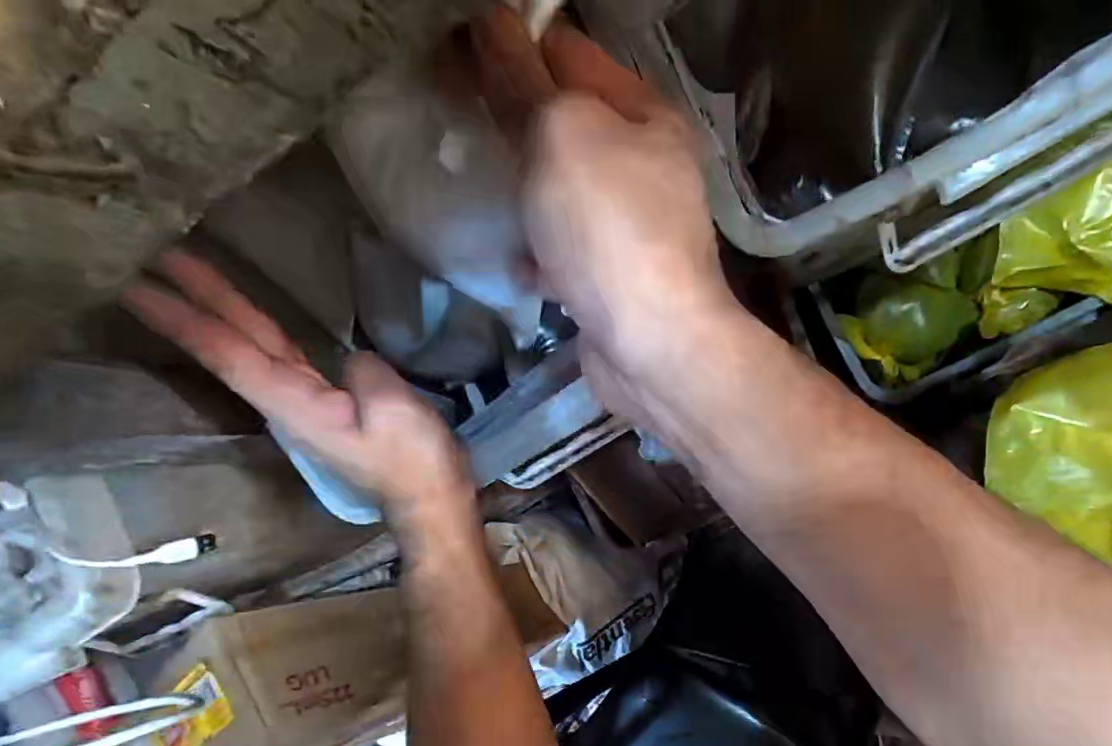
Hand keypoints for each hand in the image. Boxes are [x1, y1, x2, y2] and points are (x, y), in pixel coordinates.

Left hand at [119, 250, 476, 532]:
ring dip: (225, 314)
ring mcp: (309, 406)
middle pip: (235, 346)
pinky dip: (264, 335)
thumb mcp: (394, 410)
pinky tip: (258, 322)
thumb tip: (353, 359)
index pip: (227, 354)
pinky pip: (287, 362)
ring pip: (259, 350)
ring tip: (195, 277)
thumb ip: (365, 371)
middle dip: (197, 303)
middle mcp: (289, 403)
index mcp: (293, 404)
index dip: (185, 318)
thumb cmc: (412, 461)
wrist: (430, 500)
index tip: (135, 284)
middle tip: (154, 257)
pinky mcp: (333, 408)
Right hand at [471, 13, 745, 431]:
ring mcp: (635, 234)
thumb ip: (524, 80)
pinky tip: (521, 268)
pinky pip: (567, 256)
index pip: (571, 55)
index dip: (513, 46)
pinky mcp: (616, 285)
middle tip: (462, 125)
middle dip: (514, 125)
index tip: (457, 57)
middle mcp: (649, 173)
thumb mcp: (562, 133)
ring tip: (484, 191)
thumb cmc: (612, 230)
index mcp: (649, 119)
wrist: (654, 347)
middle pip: (566, 129)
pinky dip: (542, 259)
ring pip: (564, 196)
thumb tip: (494, 29)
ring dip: (526, 196)